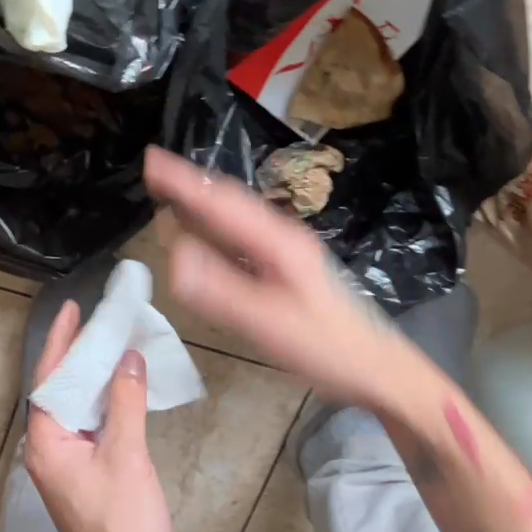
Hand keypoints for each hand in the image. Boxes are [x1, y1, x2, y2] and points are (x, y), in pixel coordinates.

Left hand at [22, 299, 172, 531]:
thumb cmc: (123, 524)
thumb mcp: (127, 456)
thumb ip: (124, 402)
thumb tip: (127, 357)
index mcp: (45, 441)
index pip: (49, 377)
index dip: (60, 339)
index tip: (71, 308)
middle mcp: (46, 448)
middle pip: (59, 388)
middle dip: (78, 354)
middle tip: (97, 320)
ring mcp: (63, 463)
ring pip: (74, 406)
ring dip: (92, 377)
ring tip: (111, 344)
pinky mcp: (81, 473)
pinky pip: (86, 424)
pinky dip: (101, 402)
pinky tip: (120, 388)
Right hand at [142, 147, 420, 410]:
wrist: (380, 371)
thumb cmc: (328, 348)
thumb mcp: (270, 323)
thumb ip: (222, 291)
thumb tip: (175, 256)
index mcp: (277, 242)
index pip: (222, 202)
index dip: (185, 181)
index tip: (152, 161)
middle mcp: (280, 235)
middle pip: (229, 200)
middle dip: (190, 182)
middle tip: (153, 169)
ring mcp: (284, 249)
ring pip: (236, 214)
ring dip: (202, 200)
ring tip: (170, 189)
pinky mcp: (284, 266)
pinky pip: (240, 233)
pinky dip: (215, 222)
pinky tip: (204, 230)